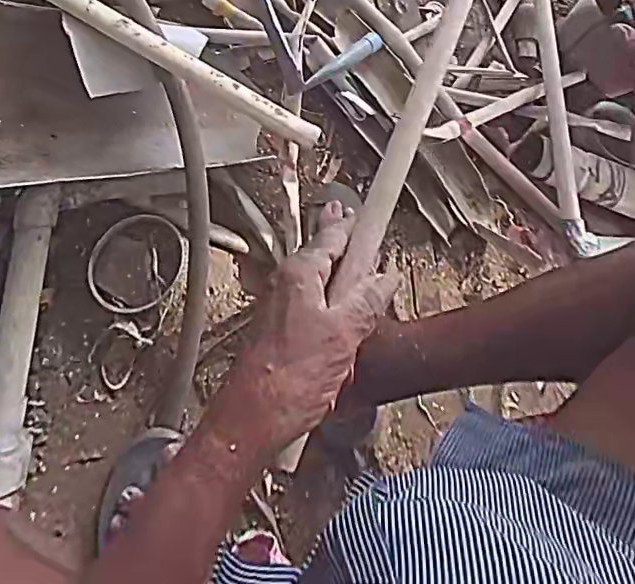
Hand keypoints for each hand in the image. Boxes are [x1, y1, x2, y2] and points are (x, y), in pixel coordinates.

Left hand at [206, 202, 397, 456]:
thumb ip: (367, 301)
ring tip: (361, 270)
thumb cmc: (286, 381)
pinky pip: (312, 302)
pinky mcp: (281, 330)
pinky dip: (330, 300)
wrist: (250, 424)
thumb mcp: (343, 334)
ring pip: (318, 278)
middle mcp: (286, 283)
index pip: (334, 235)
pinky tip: (344, 313)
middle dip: (344, 243)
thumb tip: (384, 280)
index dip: (355, 223)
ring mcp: (281, 306)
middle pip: (323, 252)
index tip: (369, 212)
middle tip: (361, 228)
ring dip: (340, 274)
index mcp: (300, 273)